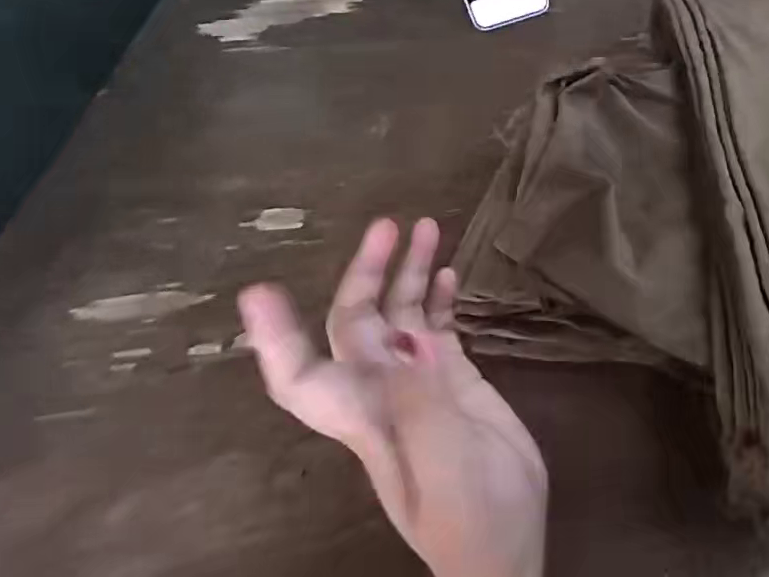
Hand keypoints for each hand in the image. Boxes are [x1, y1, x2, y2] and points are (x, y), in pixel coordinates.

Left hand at [239, 218, 545, 576]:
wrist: (507, 546)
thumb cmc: (467, 516)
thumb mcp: (442, 459)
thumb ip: (422, 399)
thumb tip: (409, 337)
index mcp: (364, 417)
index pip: (303, 374)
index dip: (277, 337)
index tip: (261, 291)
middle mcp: (383, 393)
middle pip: (359, 324)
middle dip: (368, 273)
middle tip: (390, 224)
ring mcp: (421, 384)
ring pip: (402, 317)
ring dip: (409, 273)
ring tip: (426, 227)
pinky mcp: (455, 380)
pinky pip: (440, 327)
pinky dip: (441, 298)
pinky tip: (449, 272)